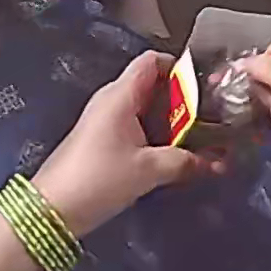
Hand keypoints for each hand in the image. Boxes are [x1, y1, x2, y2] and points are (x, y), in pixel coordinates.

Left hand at [32, 51, 212, 236]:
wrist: (51, 209)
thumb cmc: (99, 178)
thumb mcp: (148, 170)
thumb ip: (184, 162)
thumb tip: (218, 164)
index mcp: (121, 94)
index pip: (152, 61)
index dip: (178, 66)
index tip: (203, 86)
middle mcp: (112, 99)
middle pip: (151, 83)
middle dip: (180, 97)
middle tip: (208, 114)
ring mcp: (105, 118)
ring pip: (144, 105)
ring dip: (169, 117)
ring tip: (197, 134)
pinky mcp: (101, 138)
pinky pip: (134, 123)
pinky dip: (154, 131)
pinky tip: (171, 151)